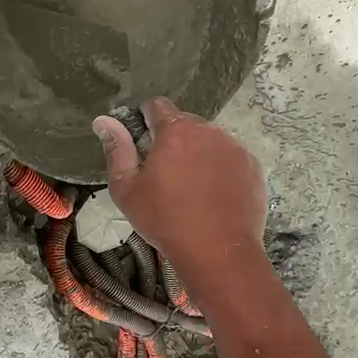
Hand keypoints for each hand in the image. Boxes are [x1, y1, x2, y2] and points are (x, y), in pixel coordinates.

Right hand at [92, 98, 265, 268]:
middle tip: (164, 173)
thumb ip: (116, 149)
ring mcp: (235, 148)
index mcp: (175, 131)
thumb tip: (104, 120)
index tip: (142, 143)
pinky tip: (213, 195)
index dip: (145, 119)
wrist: (218, 251)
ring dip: (197, 152)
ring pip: (209, 140)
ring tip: (190, 187)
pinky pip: (230, 157)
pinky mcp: (253, 167)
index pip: (157, 105)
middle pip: (185, 122)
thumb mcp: (127, 189)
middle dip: (172, 139)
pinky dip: (219, 168)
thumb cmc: (165, 220)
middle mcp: (208, 131)